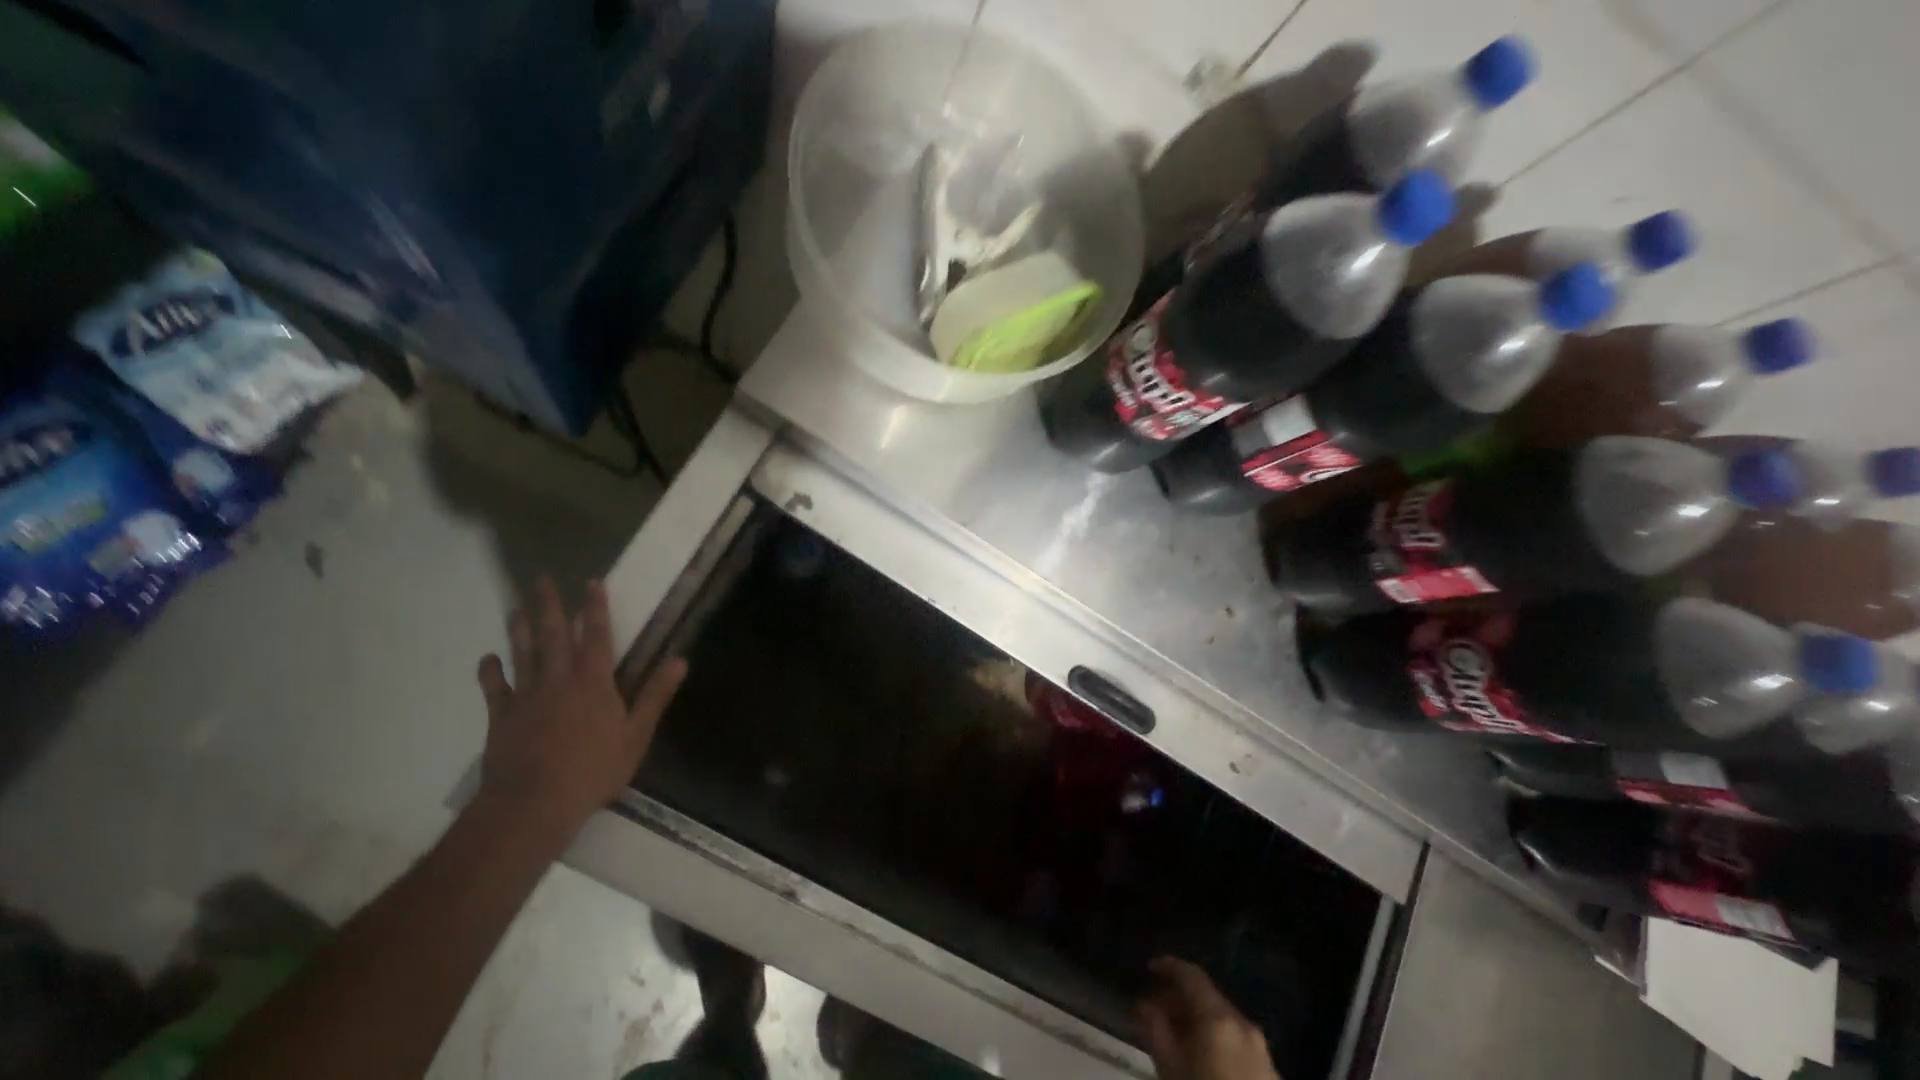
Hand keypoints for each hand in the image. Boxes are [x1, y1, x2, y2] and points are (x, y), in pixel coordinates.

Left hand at [474, 578, 687, 843]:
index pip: (596, 636)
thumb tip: (680, 660)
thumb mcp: (636, 735)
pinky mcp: (502, 717)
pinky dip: (490, 672)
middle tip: (542, 581)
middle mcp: (558, 680)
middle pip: (554, 636)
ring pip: (523, 655)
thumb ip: (655, 695)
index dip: (595, 608)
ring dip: (520, 630)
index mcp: (594, 683)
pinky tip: (488, 659)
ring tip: (517, 609)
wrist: (535, 801)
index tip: (592, 582)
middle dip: (550, 607)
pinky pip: (495, 688)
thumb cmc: (594, 770)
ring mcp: (526, 697)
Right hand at [1137, 957, 1281, 1079]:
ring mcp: (1261, 1049)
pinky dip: (1214, 1038)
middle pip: (1208, 998)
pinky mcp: (1269, 1071)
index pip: (1191, 976)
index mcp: (1219, 1019)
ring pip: (1222, 1020)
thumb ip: (1156, 1030)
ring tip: (1172, 1037)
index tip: (1149, 968)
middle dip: (1179, 999)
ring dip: (1196, 1020)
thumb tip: (1145, 1006)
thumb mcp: (1169, 1069)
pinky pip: (1235, 1041)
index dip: (1168, 967)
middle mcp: (1243, 1025)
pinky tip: (1199, 1059)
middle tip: (1153, 1010)